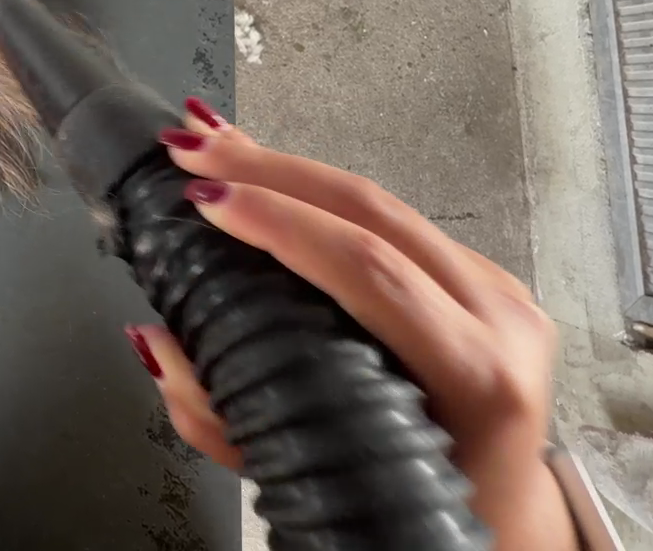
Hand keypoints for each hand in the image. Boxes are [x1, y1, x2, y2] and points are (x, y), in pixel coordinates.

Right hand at [128, 100, 573, 550]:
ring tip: (208, 142)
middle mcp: (495, 319)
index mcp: (474, 379)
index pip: (367, 269)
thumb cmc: (400, 503)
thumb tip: (151, 338)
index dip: (280, 222)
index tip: (205, 199)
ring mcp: (494, 285)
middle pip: (369, 210)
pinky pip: (381, 210)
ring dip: (279, 163)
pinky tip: (258, 164)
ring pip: (374, 197)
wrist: (500, 510)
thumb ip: (216, 415)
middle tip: (188, 151)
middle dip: (264, 170)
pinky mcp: (477, 267)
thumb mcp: (302, 473)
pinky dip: (308, 182)